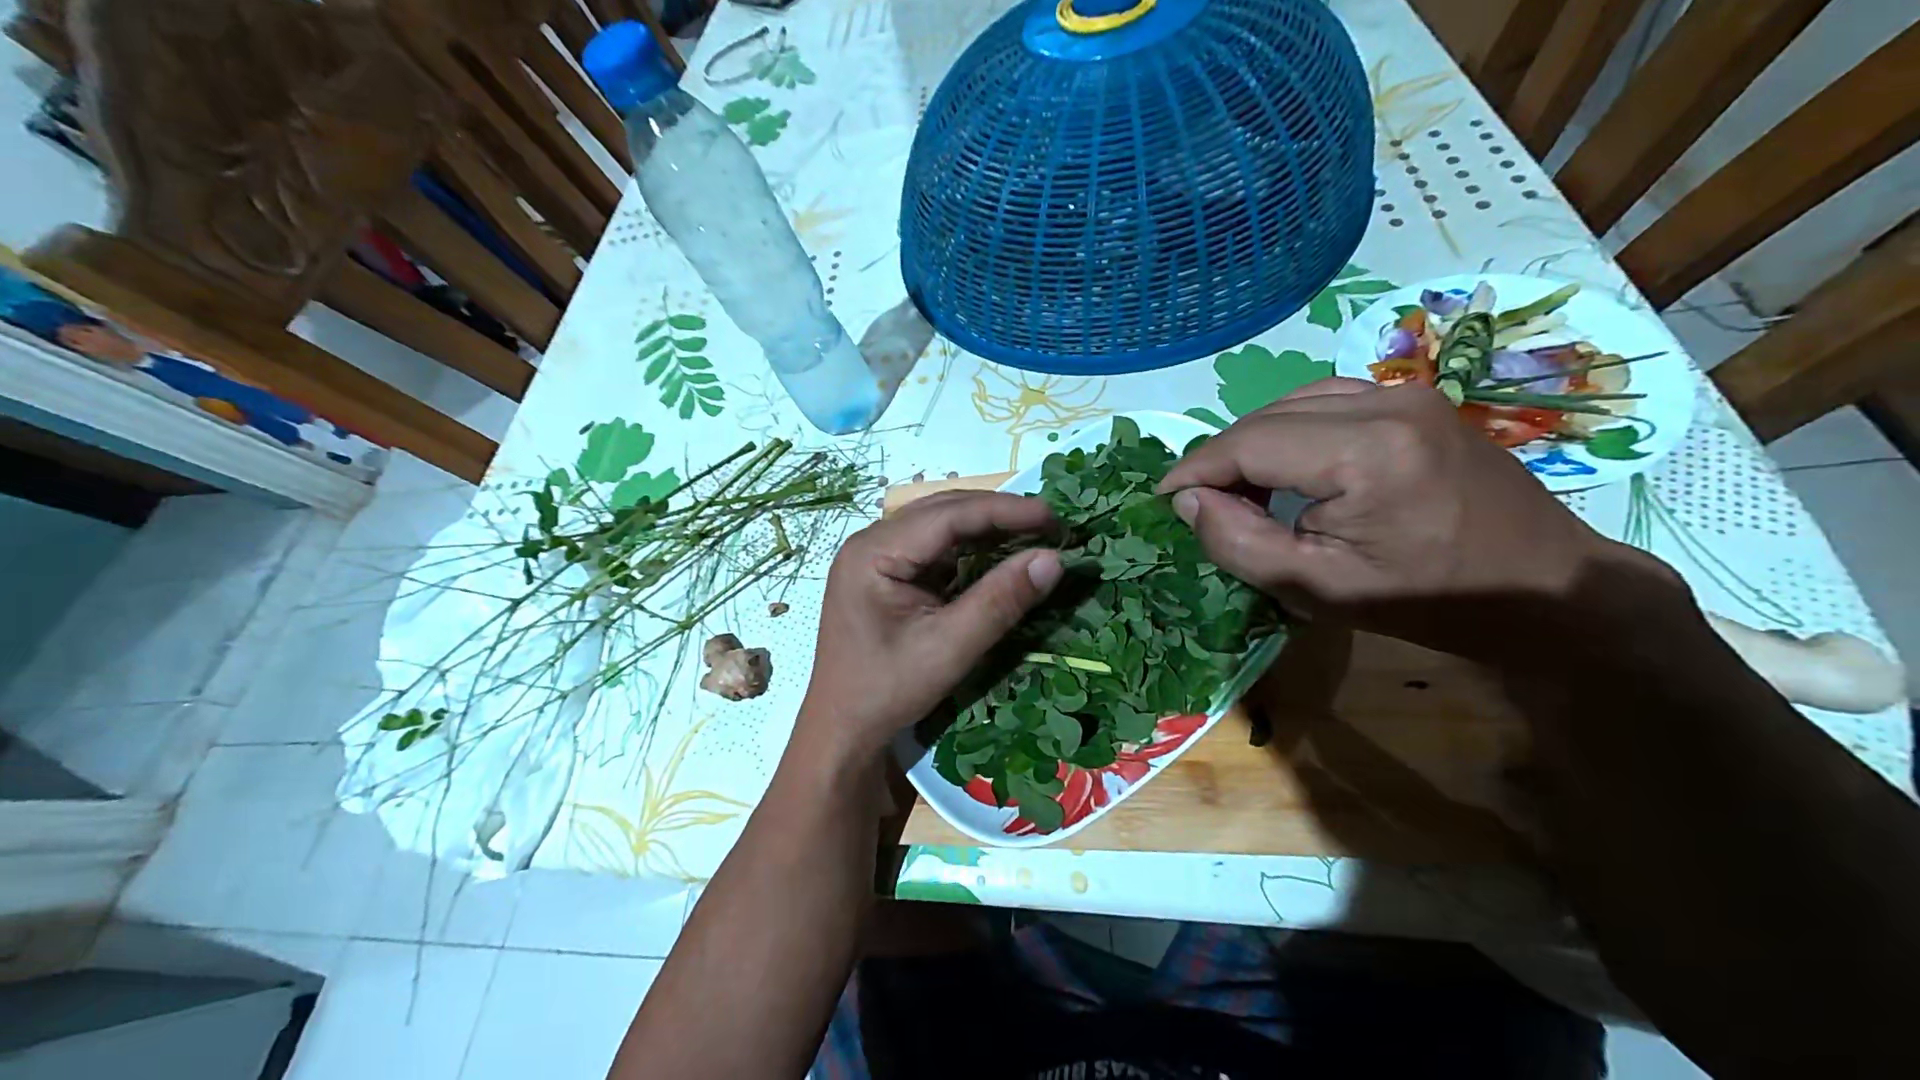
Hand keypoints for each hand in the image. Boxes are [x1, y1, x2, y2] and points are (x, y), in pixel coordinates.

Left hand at [795, 492, 1063, 760]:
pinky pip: (935, 550)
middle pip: (943, 512)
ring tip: (1035, 535)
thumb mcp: (949, 647)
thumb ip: (1000, 600)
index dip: (1004, 511)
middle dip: (998, 515)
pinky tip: (1001, 556)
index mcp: (873, 552)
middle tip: (1051, 526)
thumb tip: (1053, 559)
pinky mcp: (887, 575)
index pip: (947, 514)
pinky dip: (971, 550)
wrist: (844, 729)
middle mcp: (871, 543)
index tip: (1053, 516)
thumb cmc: (887, 690)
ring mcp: (876, 557)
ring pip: (940, 527)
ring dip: (987, 530)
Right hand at [1159, 378, 1652, 659]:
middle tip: (1198, 501)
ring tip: (1237, 486)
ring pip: (1293, 401)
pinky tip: (1286, 464)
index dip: (1196, 469)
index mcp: (1364, 452)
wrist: (1546, 589)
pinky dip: (1291, 429)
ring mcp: (1407, 394)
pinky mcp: (1418, 400)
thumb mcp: (1318, 587)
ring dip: (1253, 440)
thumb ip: (1239, 542)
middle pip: (1267, 417)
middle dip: (1221, 458)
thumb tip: (1189, 502)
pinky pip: (1329, 401)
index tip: (1162, 497)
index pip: (1248, 444)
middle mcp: (1385, 403)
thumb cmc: (1428, 600)